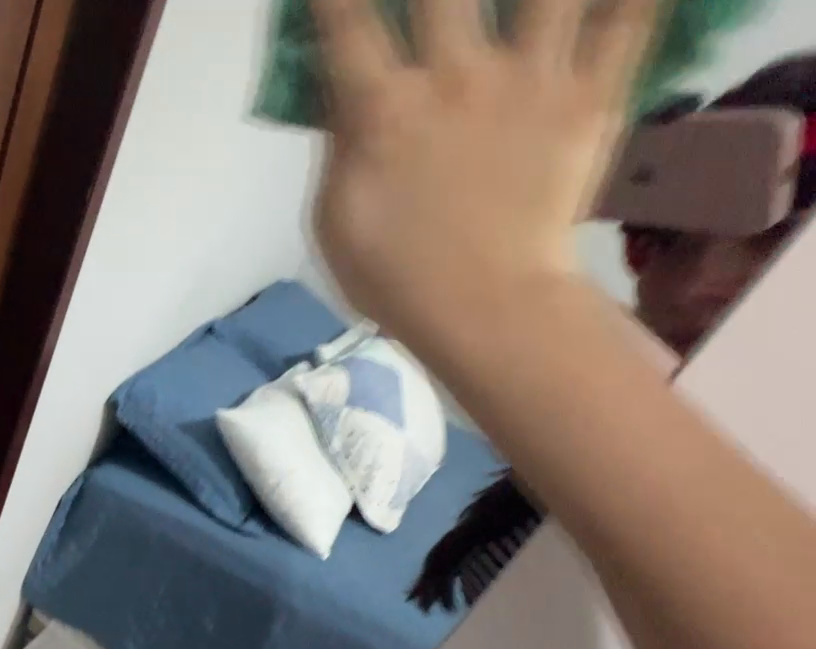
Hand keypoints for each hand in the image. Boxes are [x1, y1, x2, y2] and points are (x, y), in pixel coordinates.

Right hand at [308, 0, 666, 348]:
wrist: (484, 304)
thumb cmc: (389, 271)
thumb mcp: (333, 216)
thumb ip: (338, 145)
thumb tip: (339, 94)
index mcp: (384, 111)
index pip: (350, 30)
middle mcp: (457, 77)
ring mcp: (532, 80)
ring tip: (511, 0)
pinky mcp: (591, 95)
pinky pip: (628, 19)